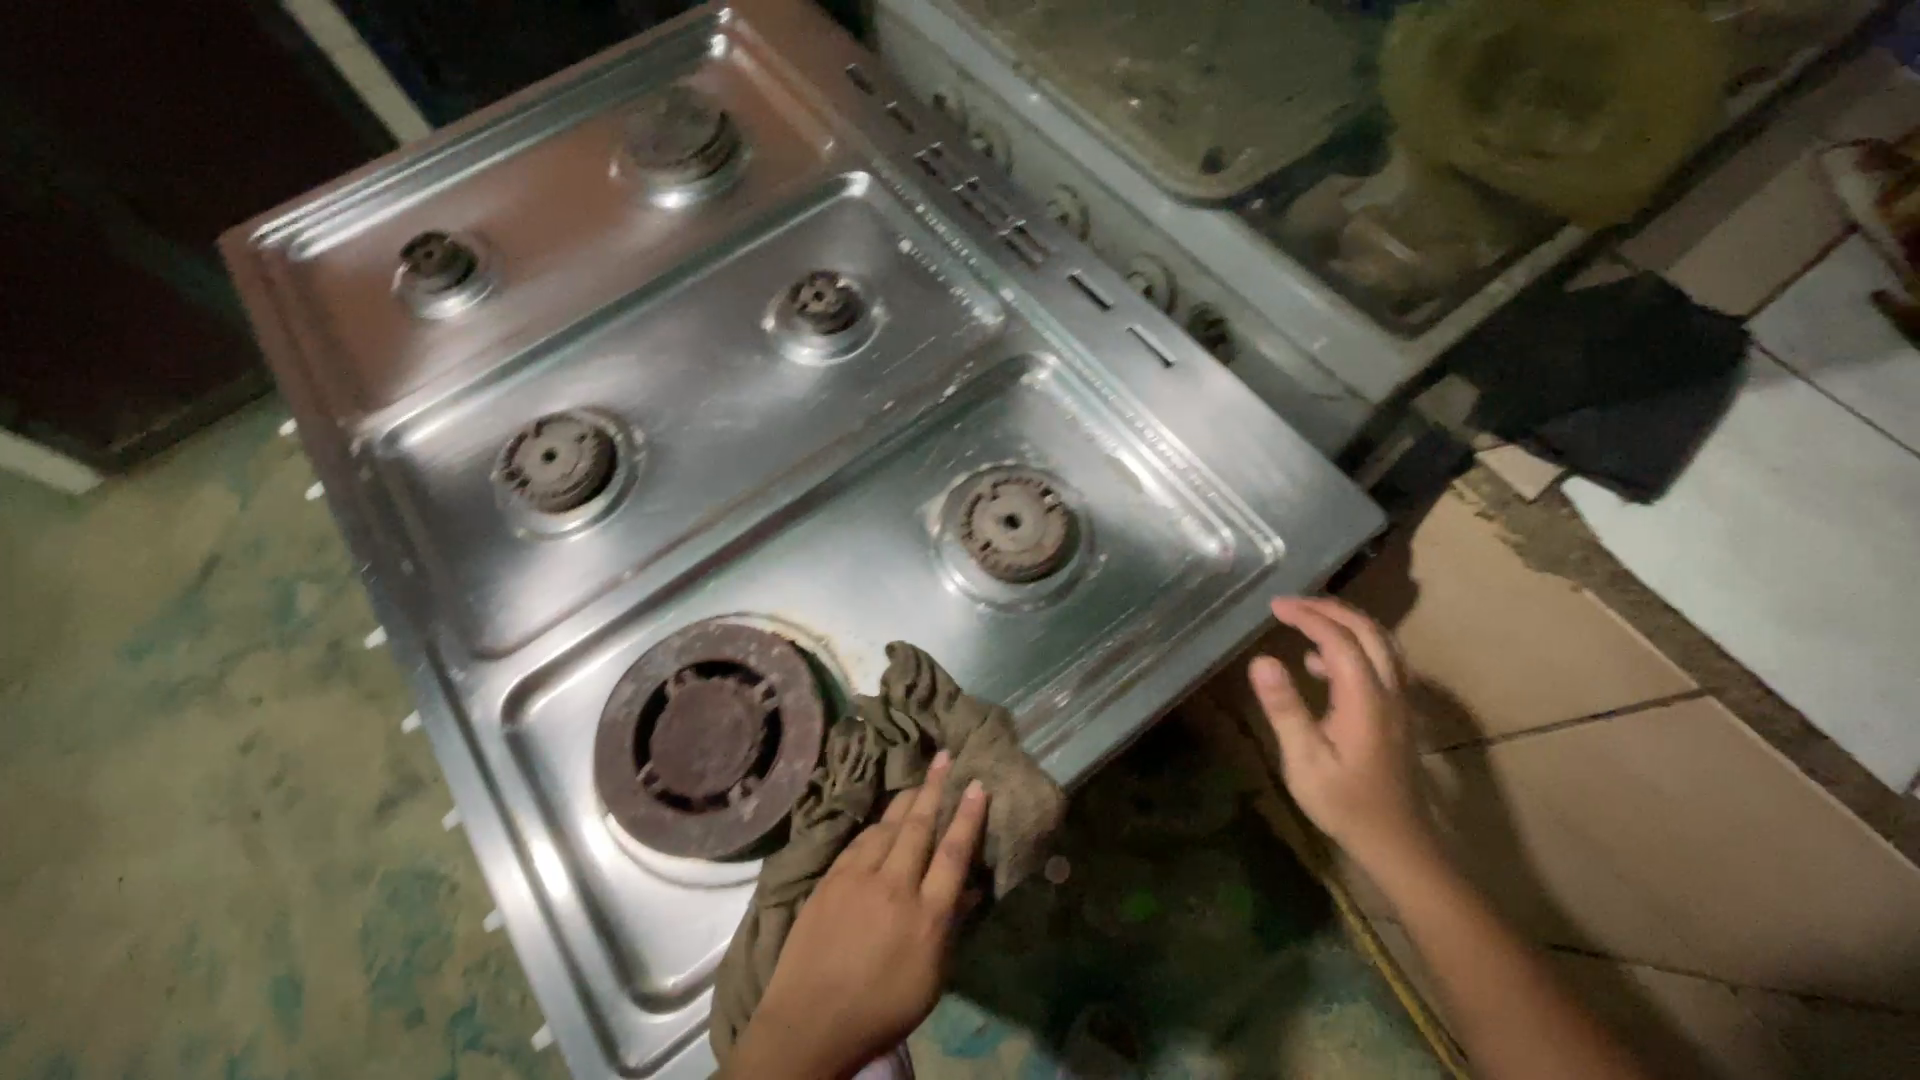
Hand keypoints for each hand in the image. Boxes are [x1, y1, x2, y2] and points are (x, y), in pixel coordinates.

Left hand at [728, 753, 987, 1079]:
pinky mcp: (829, 880)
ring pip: (887, 827)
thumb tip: (969, 887)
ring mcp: (857, 879)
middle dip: (935, 788)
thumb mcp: (932, 979)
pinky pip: (859, 842)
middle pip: (919, 826)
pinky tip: (883, 818)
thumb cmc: (881, 1009)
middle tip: (946, 757)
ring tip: (920, 778)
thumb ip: (950, 927)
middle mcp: (894, 887)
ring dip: (906, 800)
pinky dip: (876, 826)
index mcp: (926, 916)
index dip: (968, 816)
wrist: (810, 1021)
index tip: (977, 785)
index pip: (954, 853)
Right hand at [1248, 597, 1437, 876]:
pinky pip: (1383, 660)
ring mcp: (1399, 701)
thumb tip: (1262, 660)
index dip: (1308, 616)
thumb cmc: (1344, 802)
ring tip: (1306, 621)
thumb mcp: (1304, 760)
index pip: (1339, 639)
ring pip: (1382, 643)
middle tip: (1290, 605)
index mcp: (1365, 698)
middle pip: (1368, 631)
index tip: (1274, 606)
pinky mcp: (1397, 712)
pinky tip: (1323, 664)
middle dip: (1329, 609)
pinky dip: (1355, 645)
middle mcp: (1389, 690)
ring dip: (1346, 623)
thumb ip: (1285, 707)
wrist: (1396, 840)